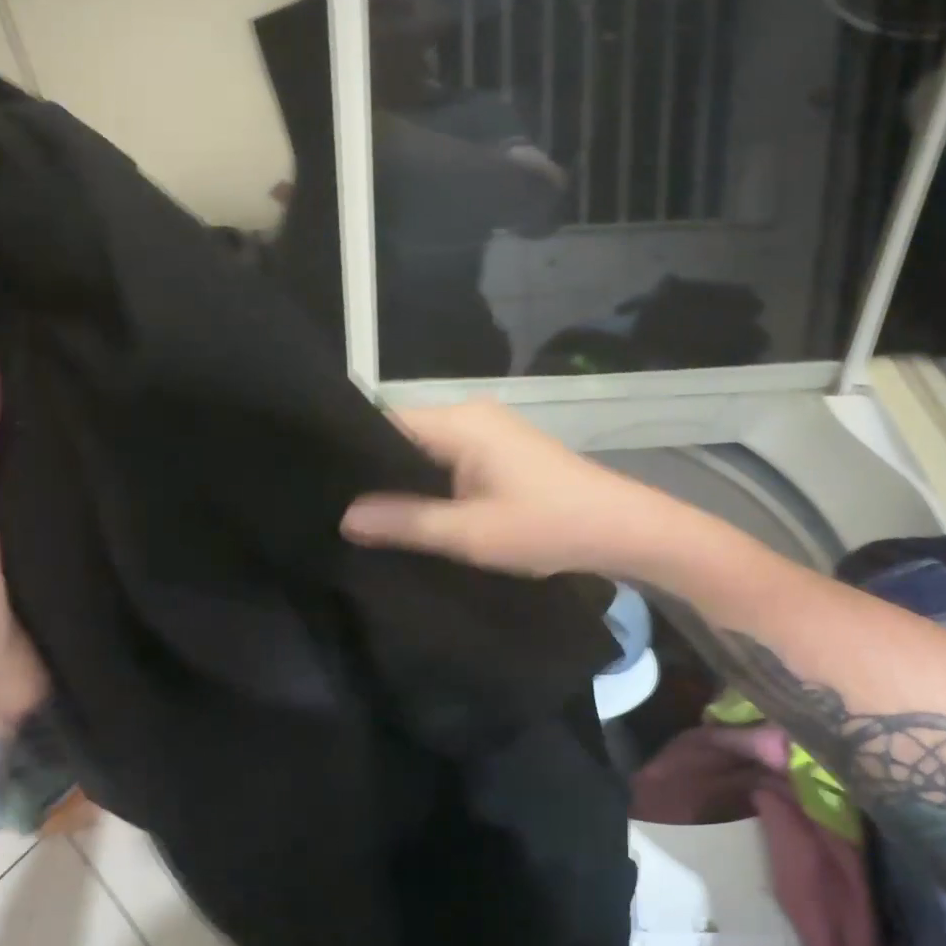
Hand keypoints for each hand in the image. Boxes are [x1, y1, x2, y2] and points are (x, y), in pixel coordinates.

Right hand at [341, 400, 681, 577]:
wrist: (623, 528)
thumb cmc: (547, 526)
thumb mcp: (470, 533)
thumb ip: (404, 522)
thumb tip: (344, 517)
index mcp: (459, 421)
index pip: (384, 421)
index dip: (352, 450)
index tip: (322, 483)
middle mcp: (469, 413)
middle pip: (402, 432)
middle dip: (374, 468)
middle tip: (336, 505)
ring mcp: (487, 428)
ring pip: (424, 447)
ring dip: (402, 477)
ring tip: (364, 511)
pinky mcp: (499, 448)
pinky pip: (447, 456)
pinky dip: (428, 480)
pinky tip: (412, 509)